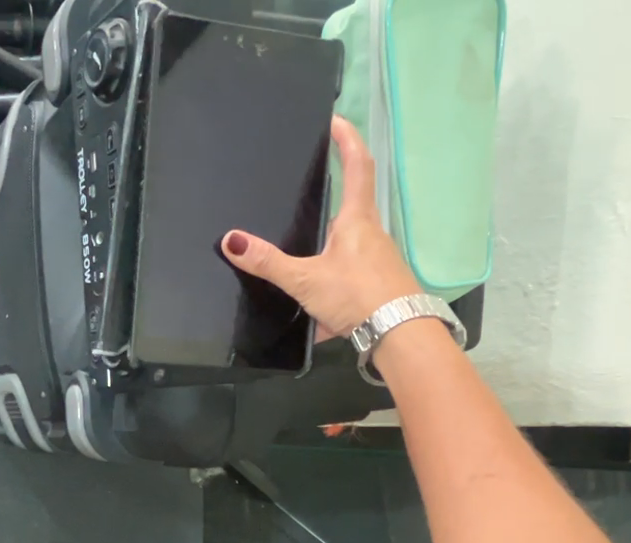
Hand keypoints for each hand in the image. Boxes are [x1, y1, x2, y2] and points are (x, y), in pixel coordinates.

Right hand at [220, 116, 419, 339]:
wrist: (399, 333)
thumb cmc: (356, 294)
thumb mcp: (304, 279)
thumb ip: (268, 263)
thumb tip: (231, 240)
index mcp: (356, 219)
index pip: (356, 166)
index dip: (347, 140)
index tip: (335, 121)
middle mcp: (370, 234)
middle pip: (350, 209)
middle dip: (329, 204)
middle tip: (305, 198)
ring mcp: (376, 262)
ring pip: (346, 250)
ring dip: (325, 256)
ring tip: (300, 268)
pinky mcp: (376, 289)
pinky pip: (348, 284)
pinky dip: (330, 296)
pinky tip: (317, 318)